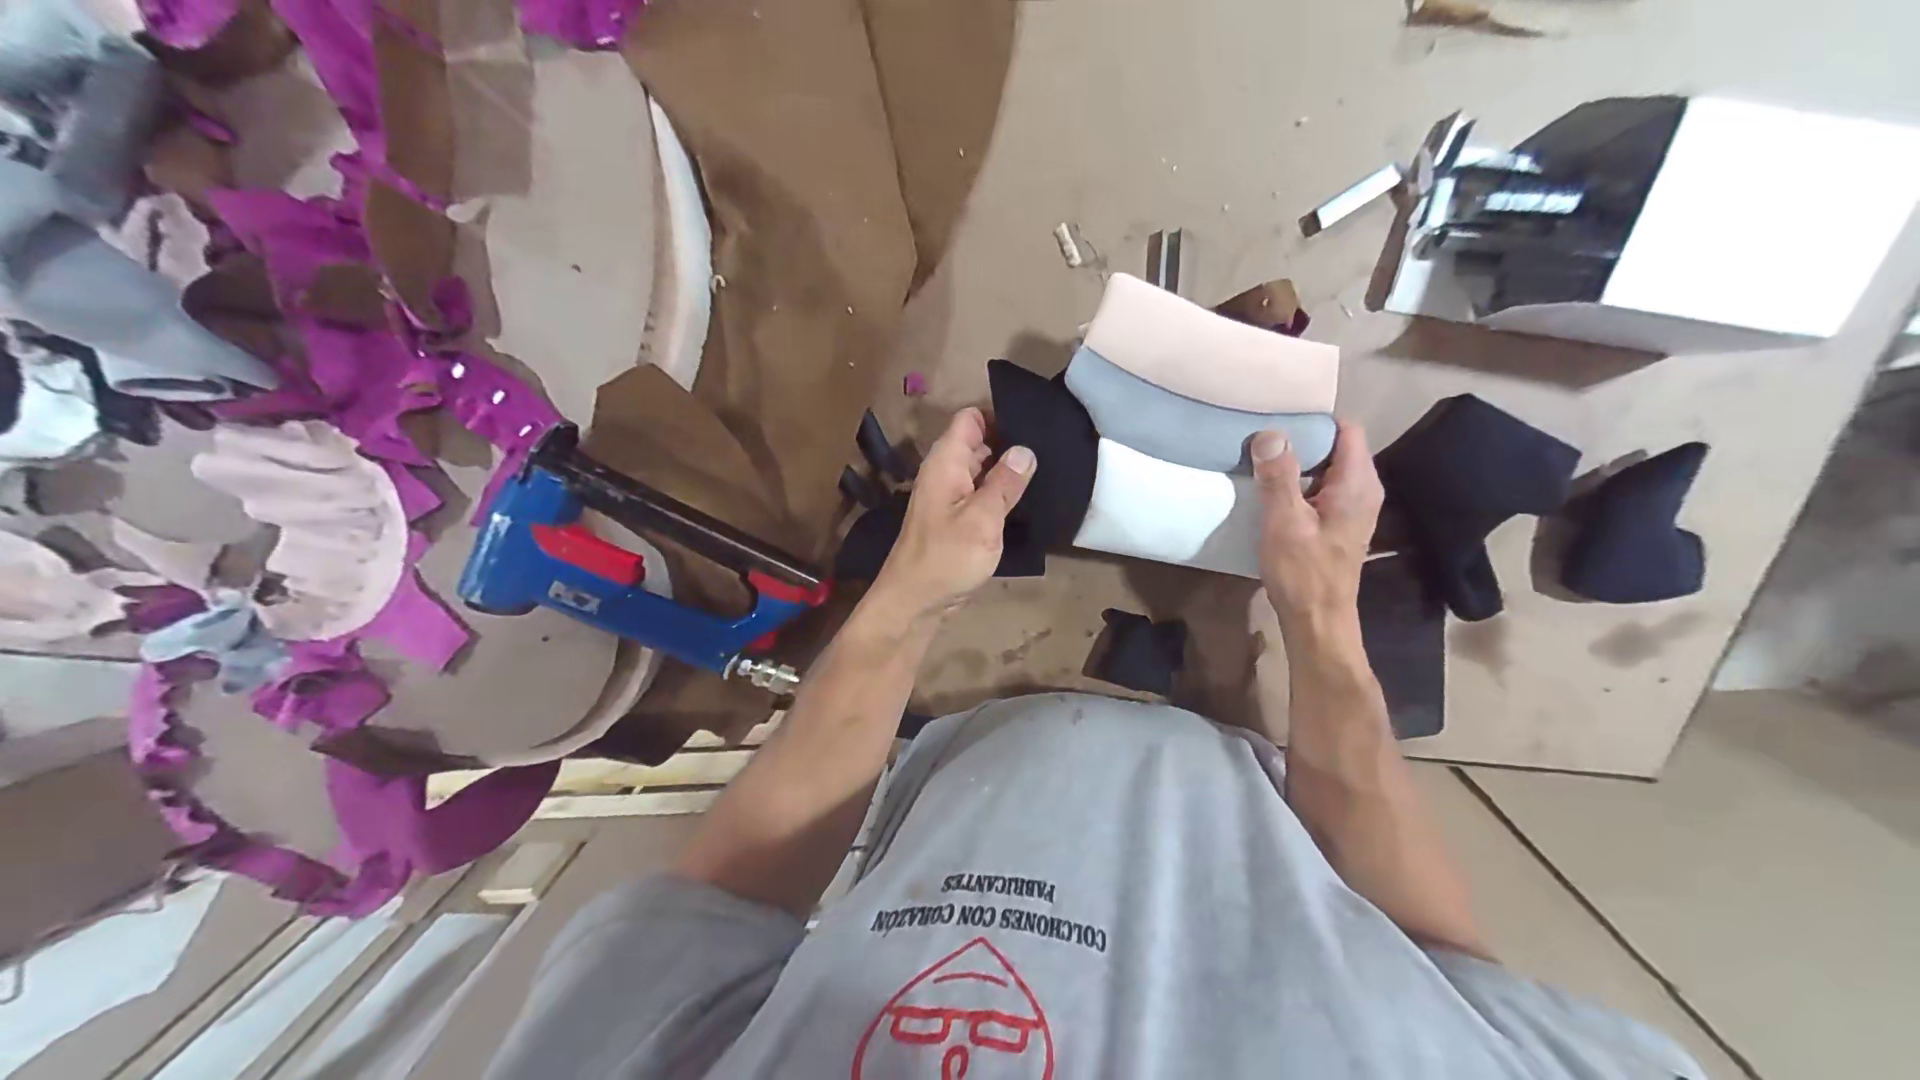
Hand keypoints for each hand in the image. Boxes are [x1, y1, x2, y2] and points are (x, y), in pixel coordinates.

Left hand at [870, 407, 1035, 619]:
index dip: (1000, 415)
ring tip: (1049, 470)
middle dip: (1011, 442)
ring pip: (983, 470)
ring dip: (1008, 471)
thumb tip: (1025, 450)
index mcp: (946, 462)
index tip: (1036, 422)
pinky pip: (981, 494)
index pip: (971, 418)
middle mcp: (946, 472)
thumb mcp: (982, 519)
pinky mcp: (956, 519)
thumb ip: (1004, 483)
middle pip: (980, 442)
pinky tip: (1028, 499)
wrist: (915, 602)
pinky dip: (1001, 494)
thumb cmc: (946, 558)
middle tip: (1052, 448)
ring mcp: (950, 496)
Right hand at [1250, 420, 1383, 641]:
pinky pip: (1321, 487)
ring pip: (1326, 467)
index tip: (1277, 422)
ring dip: (1297, 462)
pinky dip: (1299, 482)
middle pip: (1336, 446)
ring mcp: (1353, 507)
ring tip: (1260, 462)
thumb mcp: (1285, 522)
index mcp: (1358, 484)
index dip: (1313, 421)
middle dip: (1301, 440)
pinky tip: (1272, 491)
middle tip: (1260, 441)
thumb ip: (1279, 477)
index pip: (1346, 429)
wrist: (1317, 620)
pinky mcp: (1339, 522)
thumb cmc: (1303, 572)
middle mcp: (1364, 489)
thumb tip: (1270, 434)